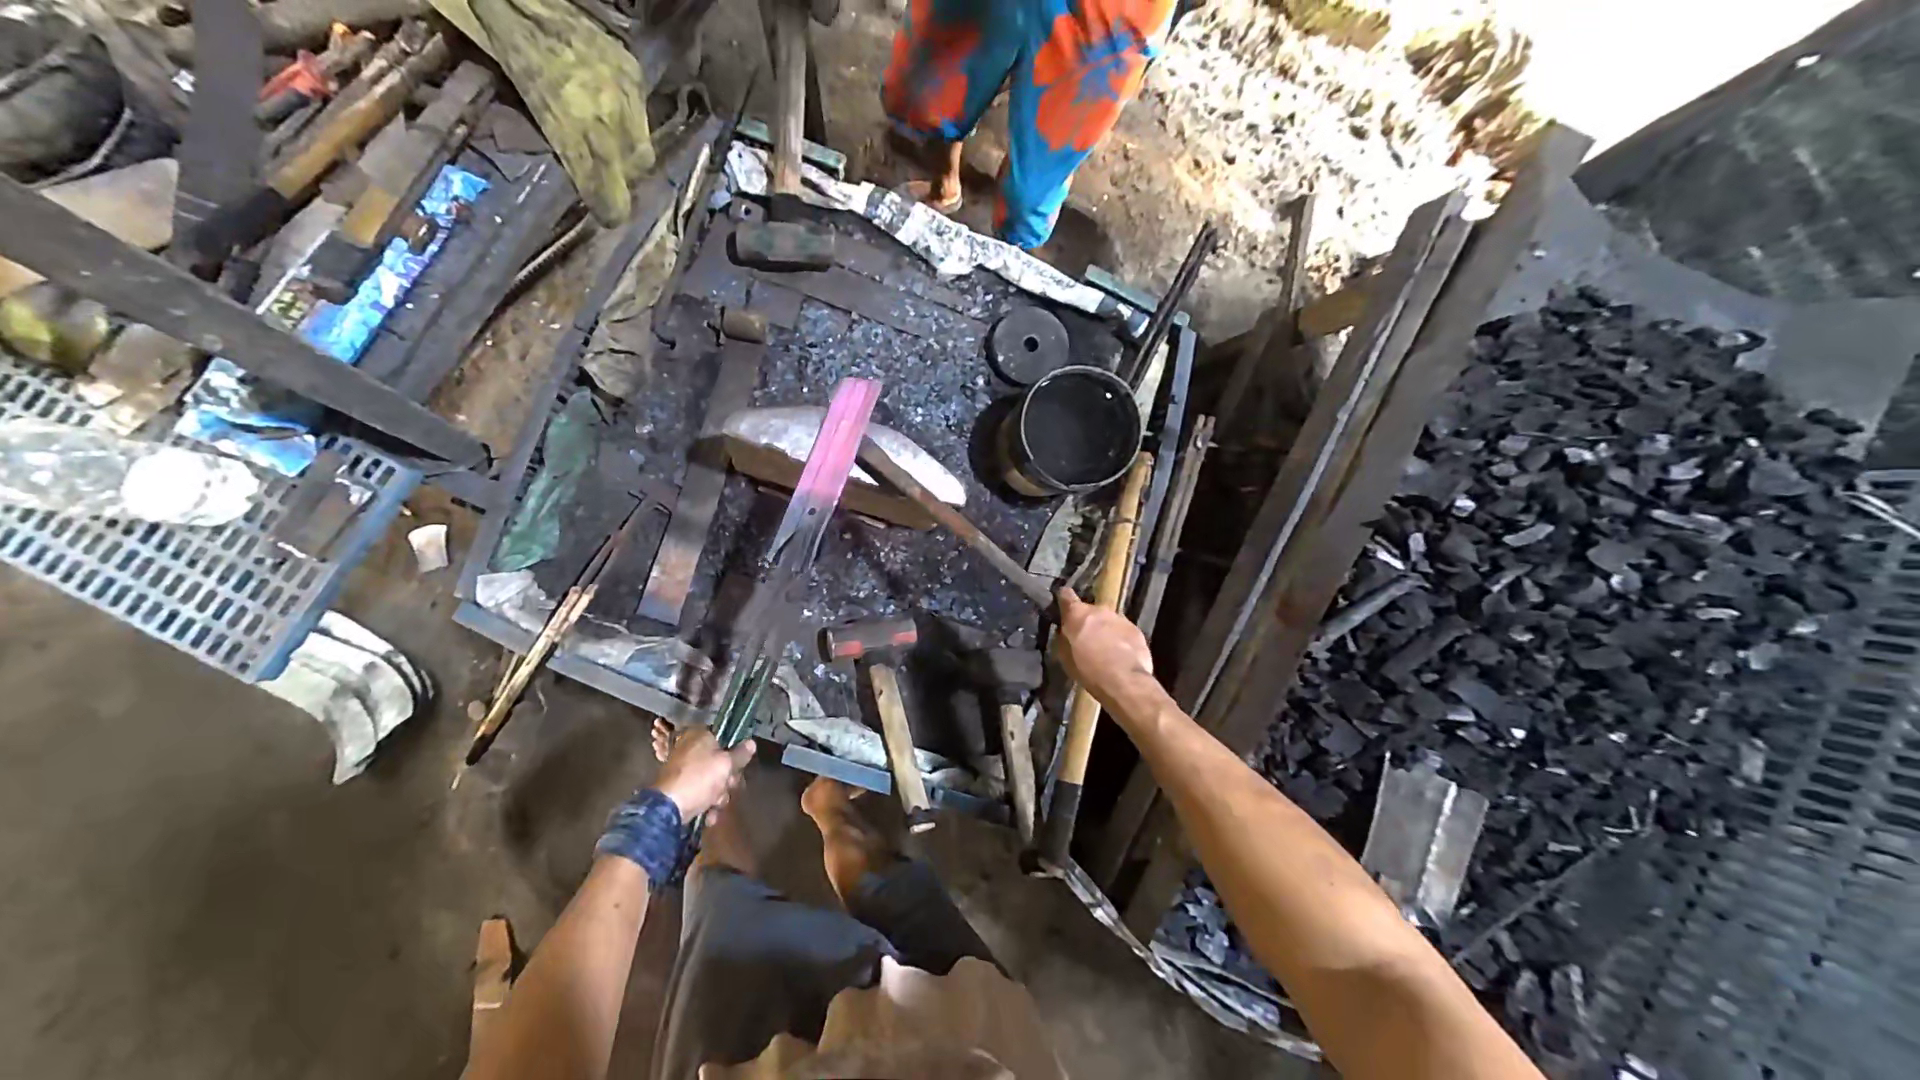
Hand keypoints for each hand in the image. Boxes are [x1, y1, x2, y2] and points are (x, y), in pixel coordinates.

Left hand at [652, 727, 755, 823]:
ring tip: (715, 804)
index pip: (723, 738)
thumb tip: (751, 743)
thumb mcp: (726, 764)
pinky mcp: (678, 790)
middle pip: (719, 762)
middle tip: (729, 785)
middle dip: (727, 779)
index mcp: (697, 736)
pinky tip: (708, 815)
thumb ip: (741, 754)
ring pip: (711, 780)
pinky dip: (705, 804)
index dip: (734, 753)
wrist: (668, 809)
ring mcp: (682, 771)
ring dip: (718, 795)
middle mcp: (688, 750)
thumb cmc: (700, 778)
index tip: (739, 765)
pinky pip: (699, 793)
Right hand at [1055, 587, 1155, 707]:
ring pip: (1108, 621)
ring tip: (1105, 650)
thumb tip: (1066, 633)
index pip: (1066, 595)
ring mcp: (1120, 618)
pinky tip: (1121, 656)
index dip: (1064, 600)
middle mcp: (1099, 610)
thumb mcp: (1065, 657)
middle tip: (1086, 640)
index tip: (1063, 605)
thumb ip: (1064, 639)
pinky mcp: (1136, 630)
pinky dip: (1120, 640)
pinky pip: (1123, 631)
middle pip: (1090, 611)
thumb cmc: (1088, 669)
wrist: (1124, 680)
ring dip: (1105, 631)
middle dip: (1088, 622)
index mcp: (1077, 614)